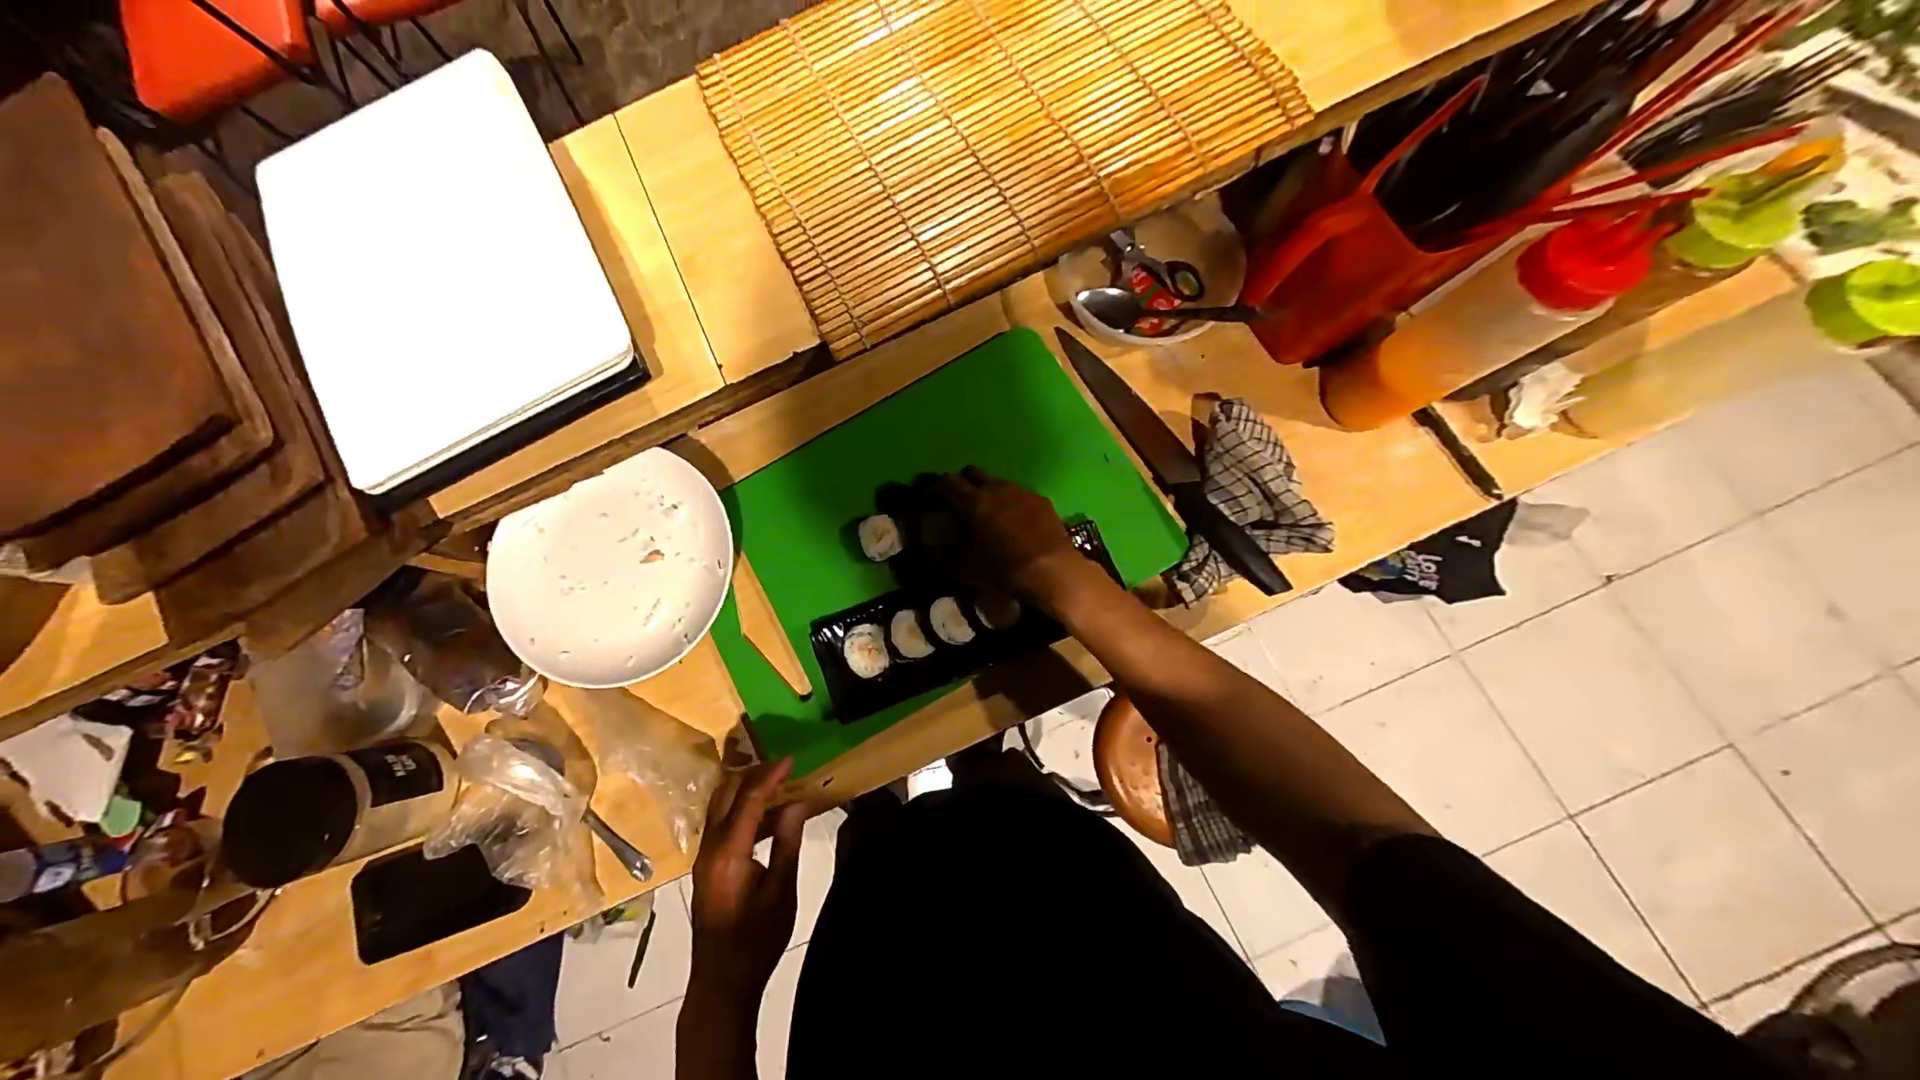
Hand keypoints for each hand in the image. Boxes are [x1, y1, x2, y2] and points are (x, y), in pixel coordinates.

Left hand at [686, 758, 807, 1002]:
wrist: (722, 981)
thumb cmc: (756, 940)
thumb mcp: (781, 892)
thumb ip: (787, 843)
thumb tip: (797, 803)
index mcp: (727, 853)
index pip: (748, 800)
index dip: (770, 776)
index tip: (791, 759)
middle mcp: (709, 848)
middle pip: (726, 795)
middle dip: (754, 775)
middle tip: (784, 767)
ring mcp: (704, 857)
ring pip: (721, 807)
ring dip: (746, 790)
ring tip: (779, 782)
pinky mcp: (707, 866)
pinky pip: (722, 823)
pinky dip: (742, 808)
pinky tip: (766, 812)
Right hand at [931, 468, 1087, 603]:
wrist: (1052, 571)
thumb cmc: (1003, 569)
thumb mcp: (966, 570)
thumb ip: (942, 559)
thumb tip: (924, 555)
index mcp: (974, 502)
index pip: (948, 482)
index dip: (937, 486)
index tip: (932, 495)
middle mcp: (997, 489)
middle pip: (974, 473)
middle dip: (964, 482)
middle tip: (960, 500)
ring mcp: (1023, 492)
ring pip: (999, 482)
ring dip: (990, 492)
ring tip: (990, 512)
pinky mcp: (1042, 501)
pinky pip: (1021, 495)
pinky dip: (1012, 503)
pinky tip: (1016, 521)